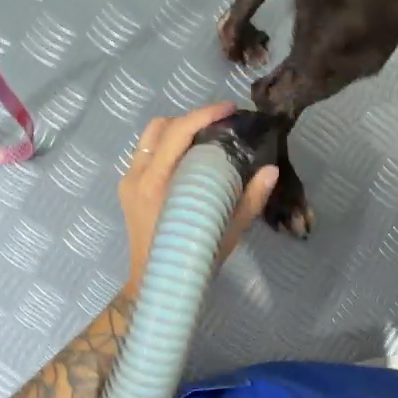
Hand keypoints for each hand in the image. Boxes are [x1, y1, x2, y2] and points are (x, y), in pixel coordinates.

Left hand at [118, 102, 278, 297]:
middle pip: (161, 128)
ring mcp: (128, 183)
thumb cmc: (190, 264)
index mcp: (155, 184)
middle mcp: (136, 177)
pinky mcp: (128, 190)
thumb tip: (270, 171)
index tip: (229, 109)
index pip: (177, 133)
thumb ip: (248, 202)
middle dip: (191, 120)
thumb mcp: (225, 234)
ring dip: (177, 131)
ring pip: (150, 139)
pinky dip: (168, 147)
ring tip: (205, 138)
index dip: (204, 115)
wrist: (155, 288)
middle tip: (220, 124)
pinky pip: (147, 155)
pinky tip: (189, 158)